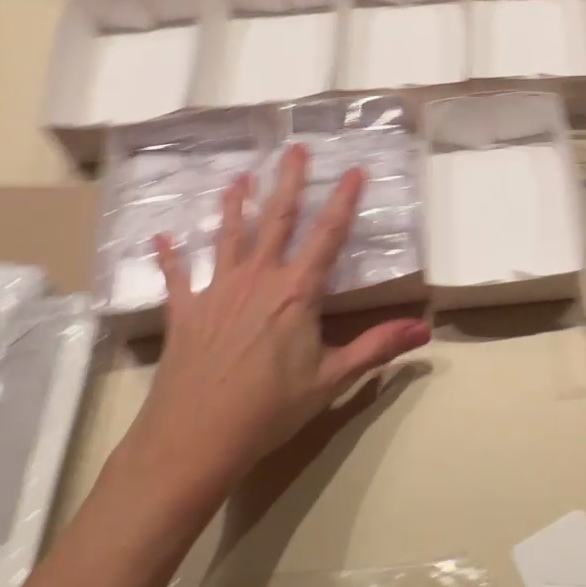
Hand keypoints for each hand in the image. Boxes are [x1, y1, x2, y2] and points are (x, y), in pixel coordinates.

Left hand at [121, 144, 430, 505]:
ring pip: (228, 237)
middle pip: (276, 221)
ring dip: (234, 205)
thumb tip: (423, 329)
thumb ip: (376, 348)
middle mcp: (257, 279)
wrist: (194, 438)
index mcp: (296, 292)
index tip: (354, 169)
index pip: (327, 236)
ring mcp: (216, 291)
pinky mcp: (185, 311)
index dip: (343, 201)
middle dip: (289, 183)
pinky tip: (161, 237)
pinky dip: (169, 255)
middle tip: (294, 148)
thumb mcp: (331, 380)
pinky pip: (177, 276)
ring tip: (239, 177)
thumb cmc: (270, 409)